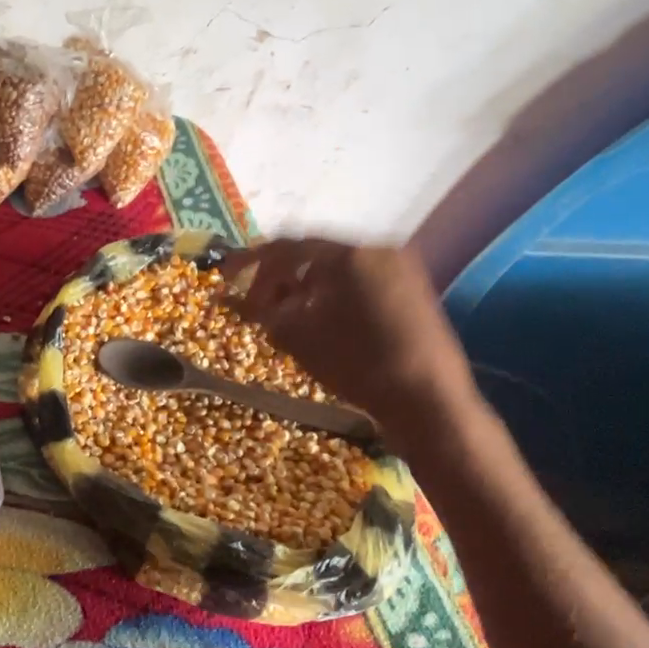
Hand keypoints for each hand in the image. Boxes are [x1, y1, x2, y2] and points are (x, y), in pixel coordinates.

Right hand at [221, 238, 477, 428]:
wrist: (426, 400)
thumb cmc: (355, 364)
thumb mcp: (295, 336)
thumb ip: (255, 310)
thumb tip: (222, 297)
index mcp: (347, 254)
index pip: (285, 247)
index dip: (249, 263)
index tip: (223, 280)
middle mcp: (377, 250)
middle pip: (311, 253)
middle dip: (277, 277)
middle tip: (253, 303)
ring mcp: (400, 268)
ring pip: (335, 267)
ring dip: (302, 285)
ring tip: (281, 314)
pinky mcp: (411, 289)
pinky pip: (358, 279)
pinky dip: (330, 292)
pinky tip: (315, 317)